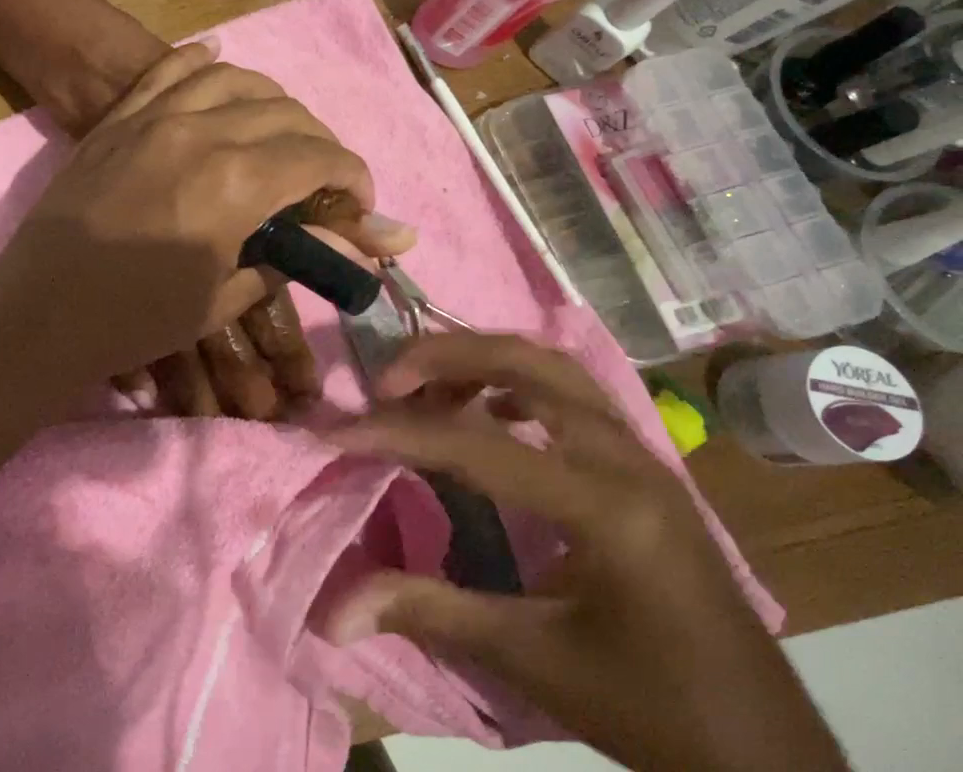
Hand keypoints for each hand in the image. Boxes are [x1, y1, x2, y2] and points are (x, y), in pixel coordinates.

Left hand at [0, 44, 385, 400]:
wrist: (40, 314)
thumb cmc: (133, 322)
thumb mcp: (221, 298)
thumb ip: (284, 259)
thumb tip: (344, 244)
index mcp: (238, 181)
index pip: (320, 157)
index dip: (352, 179)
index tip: (358, 206)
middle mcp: (201, 132)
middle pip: (284, 114)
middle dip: (318, 144)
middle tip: (320, 181)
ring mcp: (151, 119)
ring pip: (230, 80)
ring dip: (269, 100)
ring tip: (278, 130)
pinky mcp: (114, 122)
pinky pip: (165, 74)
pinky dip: (199, 63)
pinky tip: (216, 62)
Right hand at [320, 335, 848, 771]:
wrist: (761, 747)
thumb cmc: (648, 703)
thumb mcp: (531, 659)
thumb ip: (427, 612)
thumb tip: (330, 612)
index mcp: (606, 506)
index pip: (479, 442)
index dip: (396, 433)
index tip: (333, 432)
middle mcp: (631, 463)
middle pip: (532, 365)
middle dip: (447, 358)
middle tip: (383, 383)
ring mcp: (646, 462)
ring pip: (557, 370)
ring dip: (482, 362)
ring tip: (421, 388)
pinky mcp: (646, 474)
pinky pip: (574, 398)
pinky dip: (517, 384)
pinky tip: (486, 413)